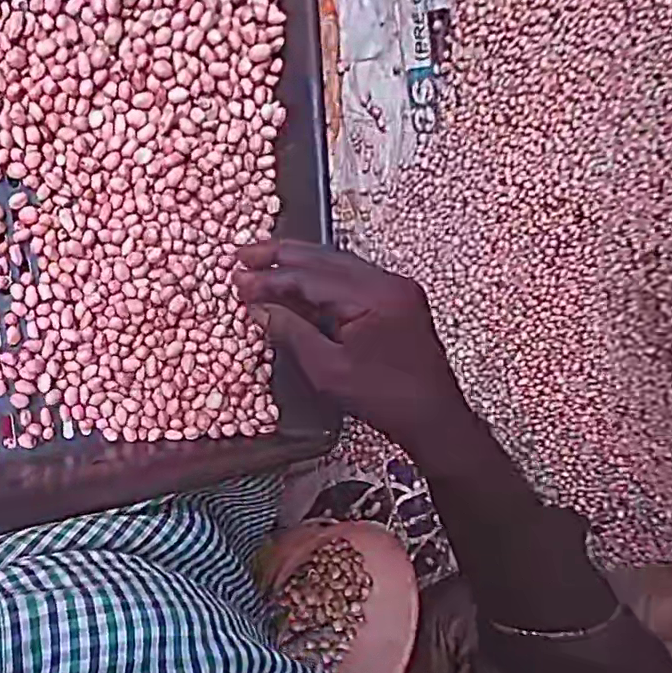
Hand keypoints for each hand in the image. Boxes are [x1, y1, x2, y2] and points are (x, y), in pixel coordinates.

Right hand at [233, 241, 466, 436]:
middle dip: (280, 256)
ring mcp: (394, 289)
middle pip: (324, 258)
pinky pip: (349, 279)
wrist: (434, 416)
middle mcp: (386, 282)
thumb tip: (258, 308)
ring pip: (336, 264)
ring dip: (298, 264)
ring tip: (262, 262)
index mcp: (372, 296)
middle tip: (242, 255)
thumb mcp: (327, 370)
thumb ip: (291, 332)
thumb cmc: (382, 398)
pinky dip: (318, 278)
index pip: (309, 277)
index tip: (237, 280)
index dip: (269, 278)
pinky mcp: (396, 300)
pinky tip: (296, 284)